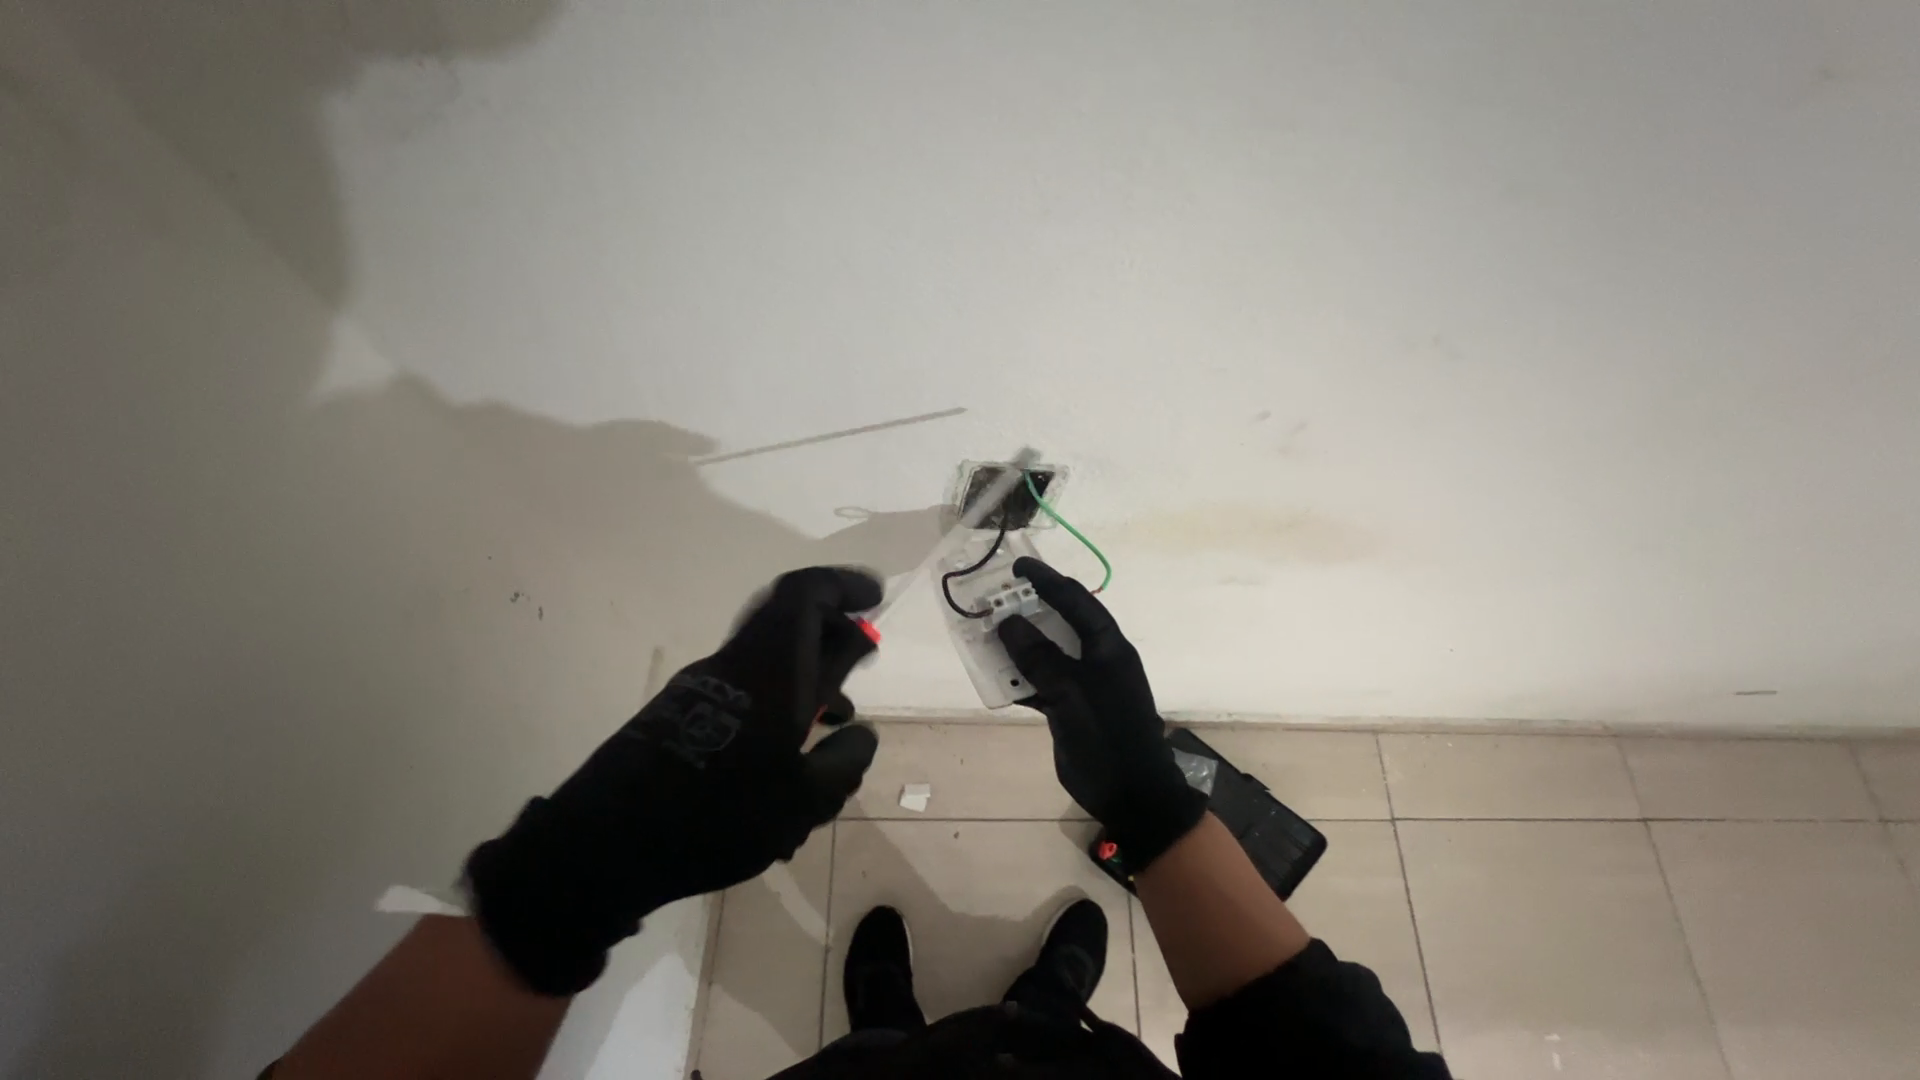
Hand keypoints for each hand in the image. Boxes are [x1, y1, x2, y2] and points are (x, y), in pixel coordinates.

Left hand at [465, 567, 883, 995]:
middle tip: (862, 657)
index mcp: (770, 671)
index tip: (874, 600)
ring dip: (807, 673)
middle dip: (830, 631)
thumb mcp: (803, 802)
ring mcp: (703, 688)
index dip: (842, 586)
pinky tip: (786, 750)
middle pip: (787, 621)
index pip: (804, 595)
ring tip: (836, 717)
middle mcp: (736, 664)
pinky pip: (745, 686)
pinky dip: (778, 698)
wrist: (605, 846)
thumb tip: (862, 734)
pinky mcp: (681, 714)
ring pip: (768, 658)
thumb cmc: (718, 816)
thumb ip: (843, 763)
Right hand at [995, 556, 1205, 870]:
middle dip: (1026, 610)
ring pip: (1044, 654)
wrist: (1130, 792)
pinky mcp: (1069, 709)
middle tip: (993, 598)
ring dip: (1017, 646)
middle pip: (1058, 624)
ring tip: (984, 634)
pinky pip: (1039, 684)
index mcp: (1107, 647)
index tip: (1018, 567)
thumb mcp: (1072, 692)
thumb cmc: (1108, 735)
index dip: (1047, 581)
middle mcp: (1096, 660)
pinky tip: (994, 679)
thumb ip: (1039, 657)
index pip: (1075, 601)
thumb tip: (1008, 622)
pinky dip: (1018, 680)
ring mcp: (1082, 685)